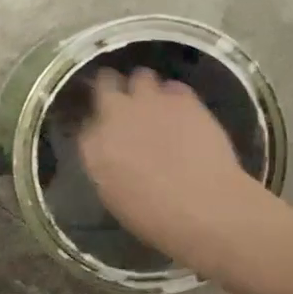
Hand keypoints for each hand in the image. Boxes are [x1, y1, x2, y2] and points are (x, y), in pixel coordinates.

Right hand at [76, 68, 259, 260]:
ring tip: (159, 104)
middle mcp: (115, 114)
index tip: (110, 131)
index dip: (101, 123)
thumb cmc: (156, 217)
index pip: (88, 122)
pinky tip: (186, 113)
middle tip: (127, 102)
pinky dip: (176, 97)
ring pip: (141, 76)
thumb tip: (115, 154)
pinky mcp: (182, 97)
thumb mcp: (115, 196)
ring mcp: (149, 101)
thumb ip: (108, 166)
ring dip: (146, 88)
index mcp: (94, 146)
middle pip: (106, 84)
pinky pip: (174, 87)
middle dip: (114, 89)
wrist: (204, 206)